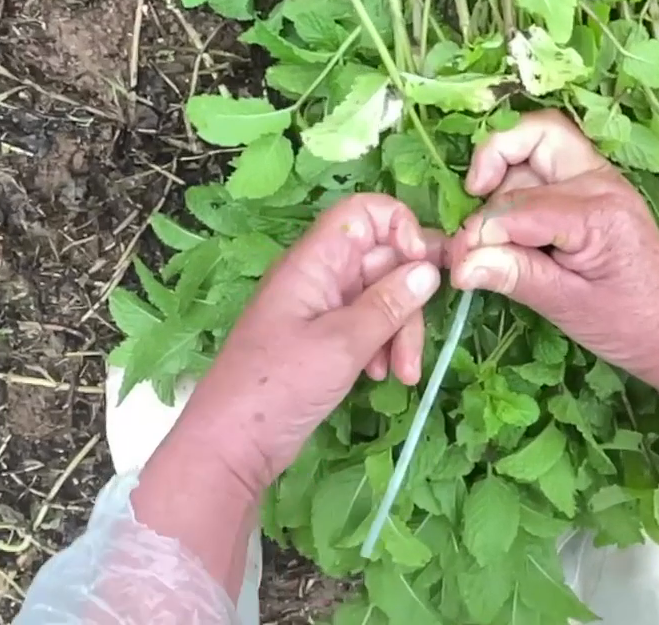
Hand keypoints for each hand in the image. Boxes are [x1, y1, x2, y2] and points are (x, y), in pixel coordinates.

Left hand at [170, 194, 442, 494]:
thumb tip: (429, 270)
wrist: (229, 447)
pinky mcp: (325, 338)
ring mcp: (323, 307)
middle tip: (418, 346)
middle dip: (408, 299)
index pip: (365, 212)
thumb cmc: (278, 386)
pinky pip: (367, 325)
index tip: (424, 265)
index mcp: (316, 259)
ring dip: (400, 331)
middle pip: (383, 260)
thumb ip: (388, 305)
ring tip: (403, 374)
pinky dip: (382, 346)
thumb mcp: (341, 344)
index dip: (401, 226)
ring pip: (381, 296)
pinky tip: (382, 377)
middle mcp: (321, 274)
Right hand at [446, 110, 658, 398]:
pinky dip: (518, 181)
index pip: (520, 205)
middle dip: (494, 160)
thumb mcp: (566, 306)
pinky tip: (509, 219)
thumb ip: (513, 275)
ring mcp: (598, 179)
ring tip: (491, 220)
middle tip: (471, 196)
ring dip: (505, 172)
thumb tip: (459, 265)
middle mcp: (600, 182)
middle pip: (536, 135)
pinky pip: (546, 165)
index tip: (459, 262)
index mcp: (598, 213)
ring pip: (536, 145)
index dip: (481, 231)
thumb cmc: (628, 326)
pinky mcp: (592, 187)